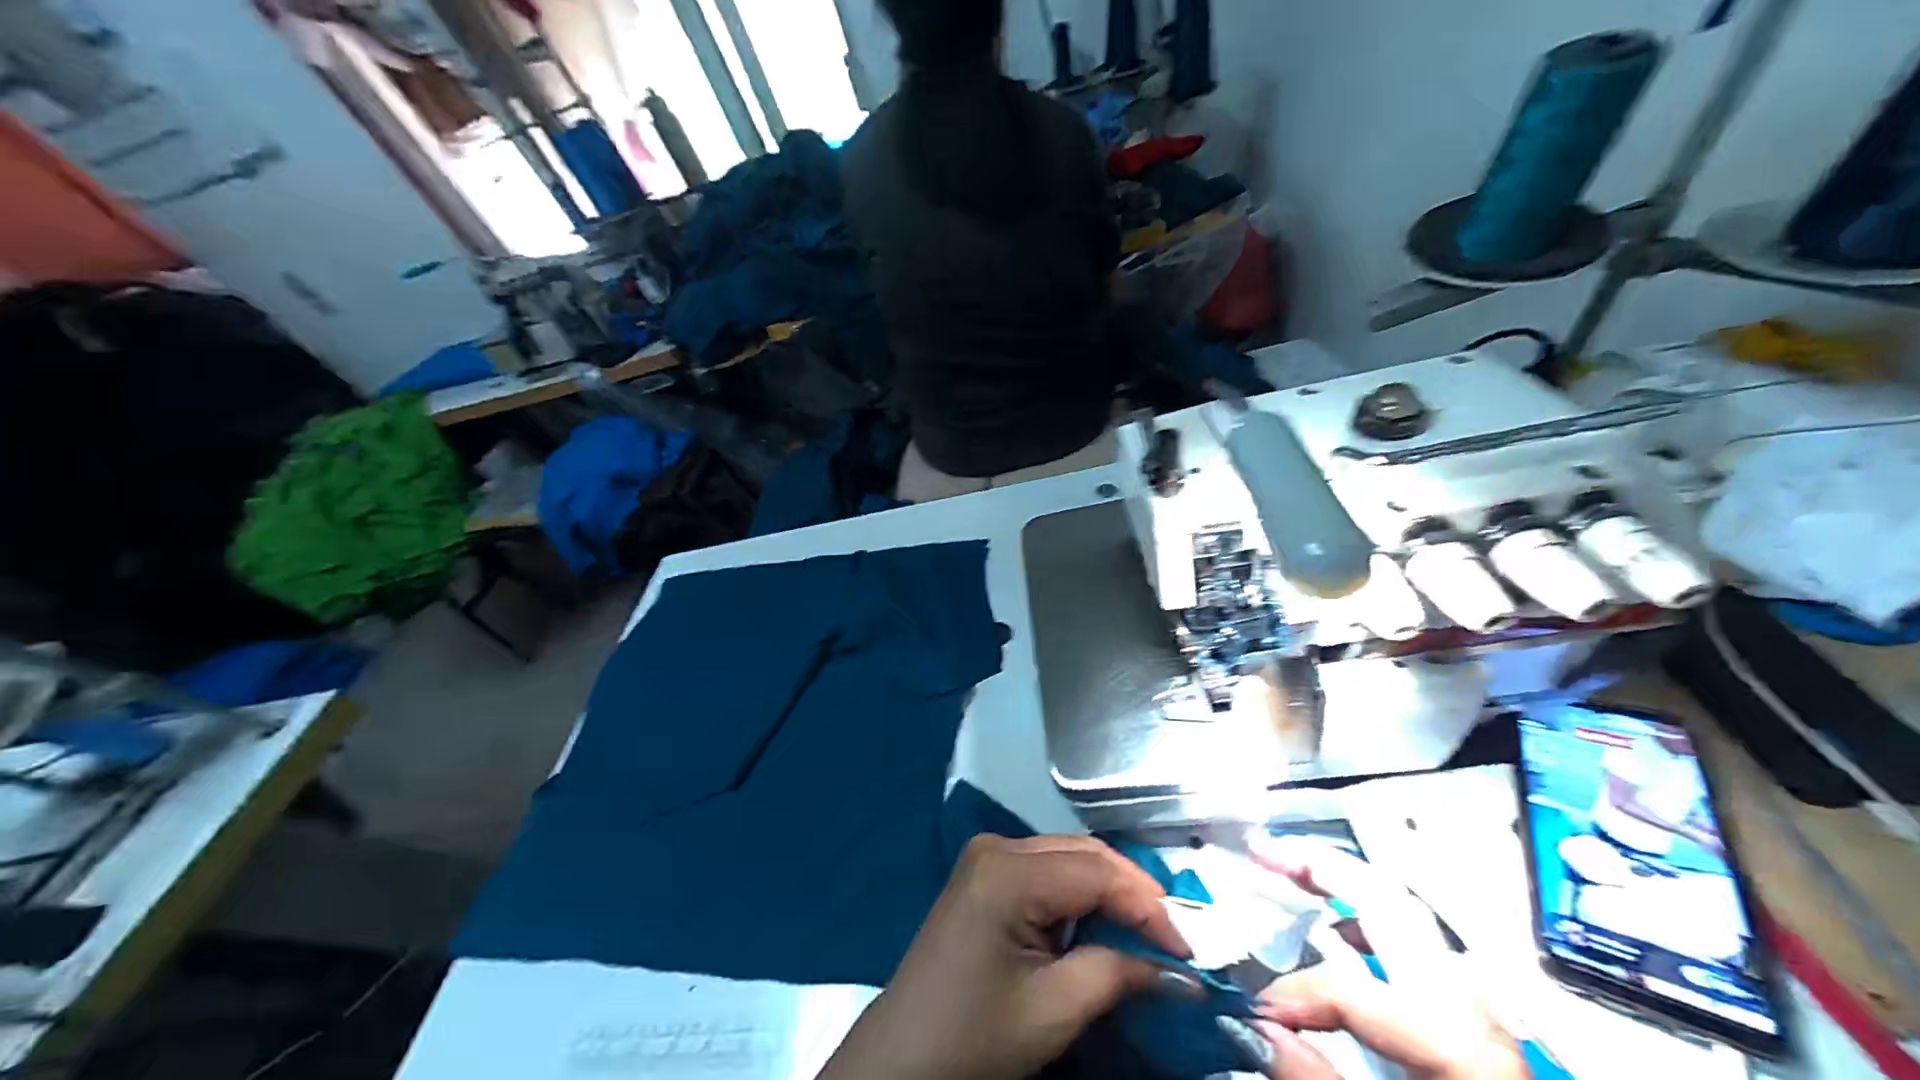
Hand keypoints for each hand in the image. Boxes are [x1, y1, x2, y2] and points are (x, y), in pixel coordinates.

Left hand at [818, 834, 1191, 1079]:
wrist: (902, 1057)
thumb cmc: (975, 1035)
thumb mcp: (1054, 1009)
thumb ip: (1119, 975)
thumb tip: (1182, 972)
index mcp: (1008, 871)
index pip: (1098, 871)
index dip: (1150, 906)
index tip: (1189, 949)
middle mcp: (997, 847)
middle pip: (1084, 856)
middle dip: (1132, 893)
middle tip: (1175, 940)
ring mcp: (986, 858)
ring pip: (1068, 860)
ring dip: (1110, 893)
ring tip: (1147, 934)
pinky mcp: (984, 876)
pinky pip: (1046, 872)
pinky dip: (1080, 896)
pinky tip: (1102, 925)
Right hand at [1243, 835, 1528, 1079]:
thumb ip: (1314, 1078)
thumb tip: (1252, 1029)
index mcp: (1459, 1043)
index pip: (1353, 988)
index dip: (1294, 994)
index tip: (1253, 1017)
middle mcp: (1473, 1011)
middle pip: (1391, 906)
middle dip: (1320, 868)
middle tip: (1261, 850)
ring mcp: (1477, 1008)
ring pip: (1404, 912)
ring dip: (1341, 881)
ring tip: (1288, 867)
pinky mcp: (1472, 1020)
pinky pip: (1416, 941)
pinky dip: (1367, 918)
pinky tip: (1336, 925)